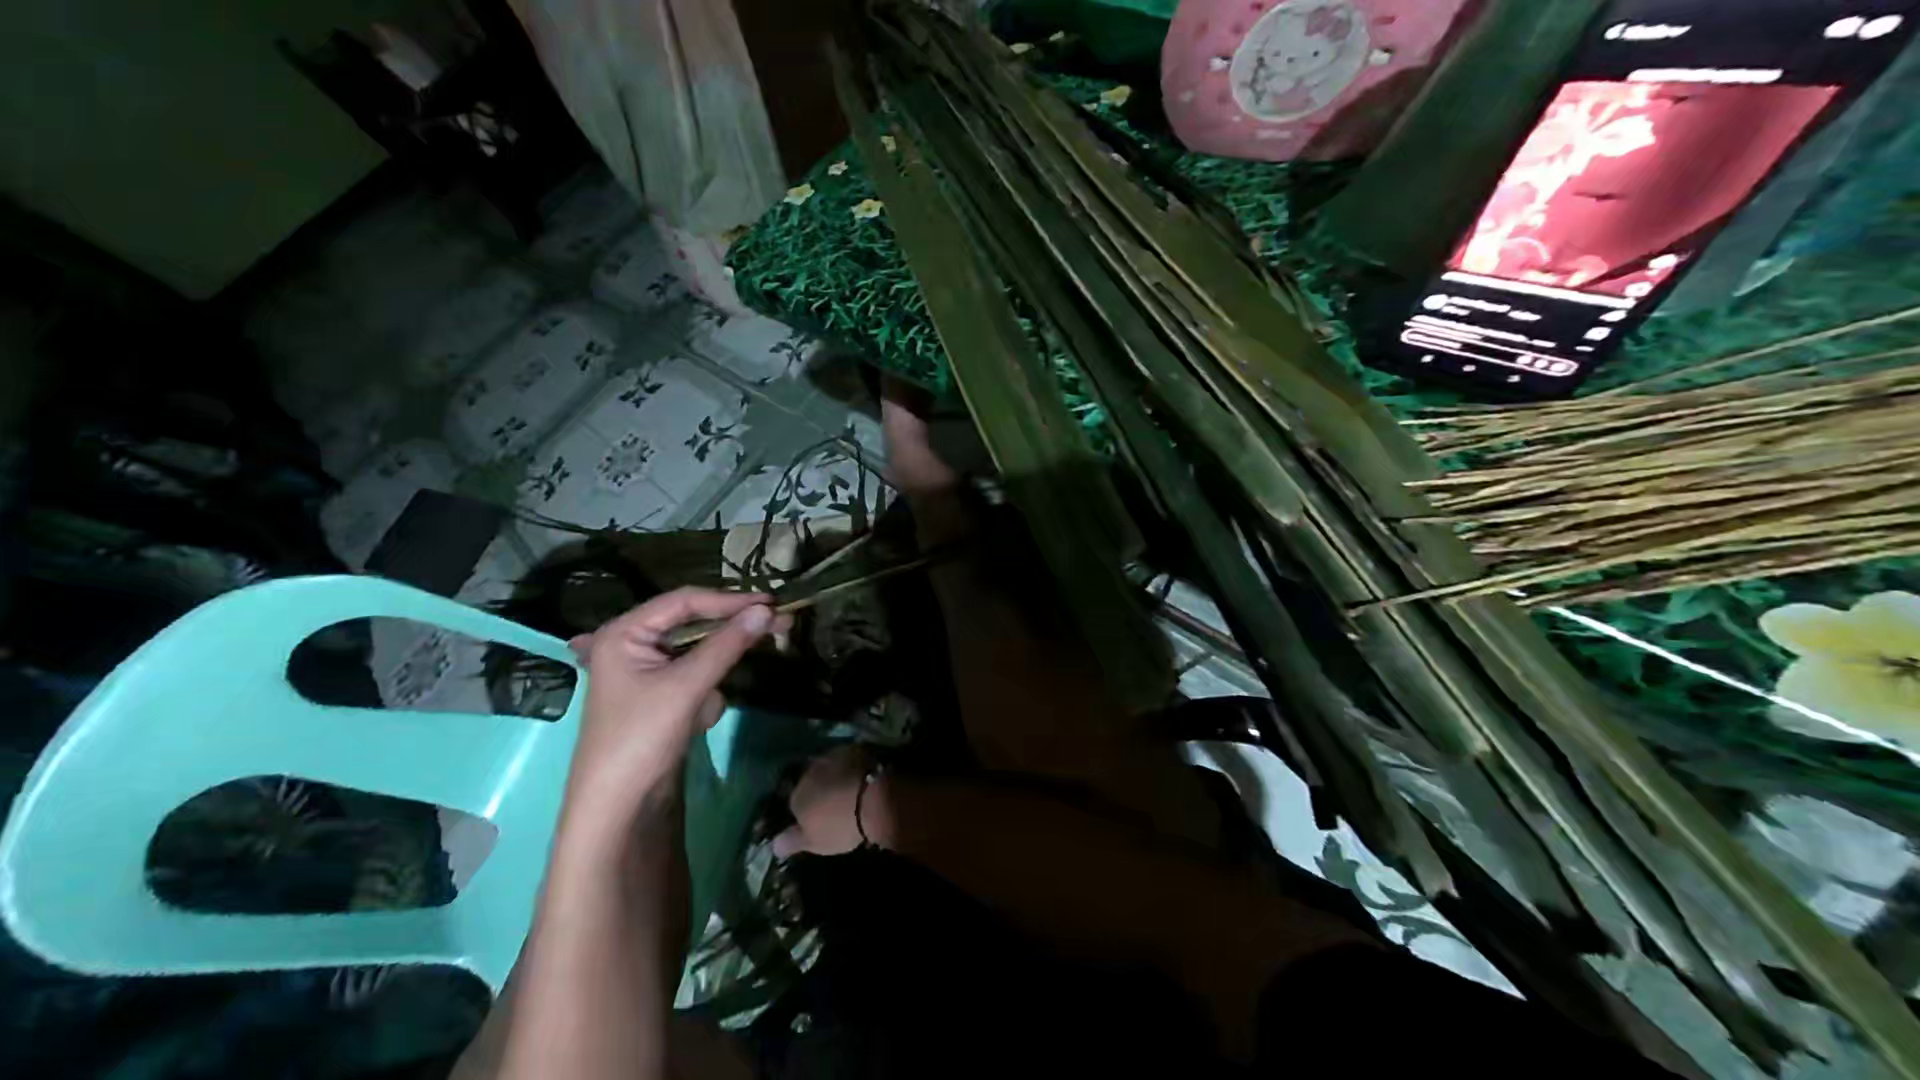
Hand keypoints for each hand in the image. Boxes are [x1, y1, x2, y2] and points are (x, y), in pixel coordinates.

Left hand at [565, 588, 775, 821]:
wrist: (618, 807)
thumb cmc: (641, 738)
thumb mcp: (686, 687)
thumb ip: (727, 645)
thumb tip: (768, 610)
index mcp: (624, 632)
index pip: (685, 600)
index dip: (730, 600)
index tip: (772, 603)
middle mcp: (633, 643)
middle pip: (692, 622)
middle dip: (729, 632)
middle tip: (778, 625)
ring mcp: (647, 670)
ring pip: (698, 653)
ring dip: (712, 674)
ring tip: (703, 707)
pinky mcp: (661, 694)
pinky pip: (696, 677)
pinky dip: (705, 696)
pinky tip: (692, 724)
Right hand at [772, 746, 881, 858]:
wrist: (874, 798)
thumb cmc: (842, 826)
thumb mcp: (815, 843)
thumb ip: (792, 841)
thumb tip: (774, 844)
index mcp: (796, 797)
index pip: (795, 804)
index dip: (807, 813)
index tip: (819, 821)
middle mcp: (808, 773)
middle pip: (809, 783)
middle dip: (818, 791)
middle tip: (834, 805)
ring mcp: (830, 758)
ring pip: (827, 768)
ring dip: (833, 776)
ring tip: (848, 790)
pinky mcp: (852, 748)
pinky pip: (846, 758)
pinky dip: (850, 765)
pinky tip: (859, 775)